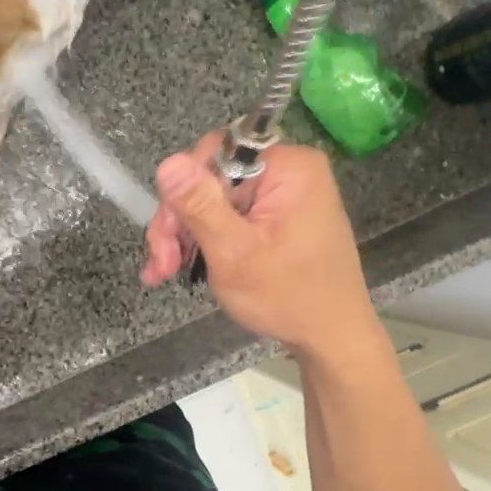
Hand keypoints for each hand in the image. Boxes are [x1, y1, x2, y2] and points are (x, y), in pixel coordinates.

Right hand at [141, 137, 380, 362]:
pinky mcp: (277, 217)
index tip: (166, 238)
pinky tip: (179, 268)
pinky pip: (229, 216)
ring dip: (184, 237)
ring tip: (165, 273)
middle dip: (178, 222)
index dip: (181, 194)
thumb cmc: (286, 296)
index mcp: (287, 168)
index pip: (214, 155)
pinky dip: (203, 241)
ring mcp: (283, 195)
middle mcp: (288, 172)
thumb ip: (199, 205)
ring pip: (212, 200)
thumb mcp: (233, 252)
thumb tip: (167, 164)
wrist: (328, 335)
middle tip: (162, 265)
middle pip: (209, 179)